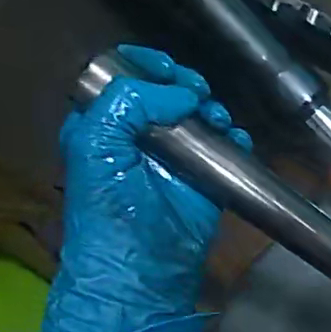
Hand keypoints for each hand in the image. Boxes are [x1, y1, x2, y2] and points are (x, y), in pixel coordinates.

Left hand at [0, 45, 250, 331]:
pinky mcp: (205, 181)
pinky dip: (233, 137)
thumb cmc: (109, 210)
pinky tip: (233, 137)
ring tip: (215, 118)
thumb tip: (178, 93)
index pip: (125, 78)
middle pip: (169, 92)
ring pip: (199, 116)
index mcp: (104, 125)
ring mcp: (176, 159)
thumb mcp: (97, 144)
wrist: (142, 267)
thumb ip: (127, 103)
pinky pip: (224, 147)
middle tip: (195, 92)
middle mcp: (141, 137)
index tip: (166, 68)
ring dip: (211, 108)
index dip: (147, 64)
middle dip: (185, 84)